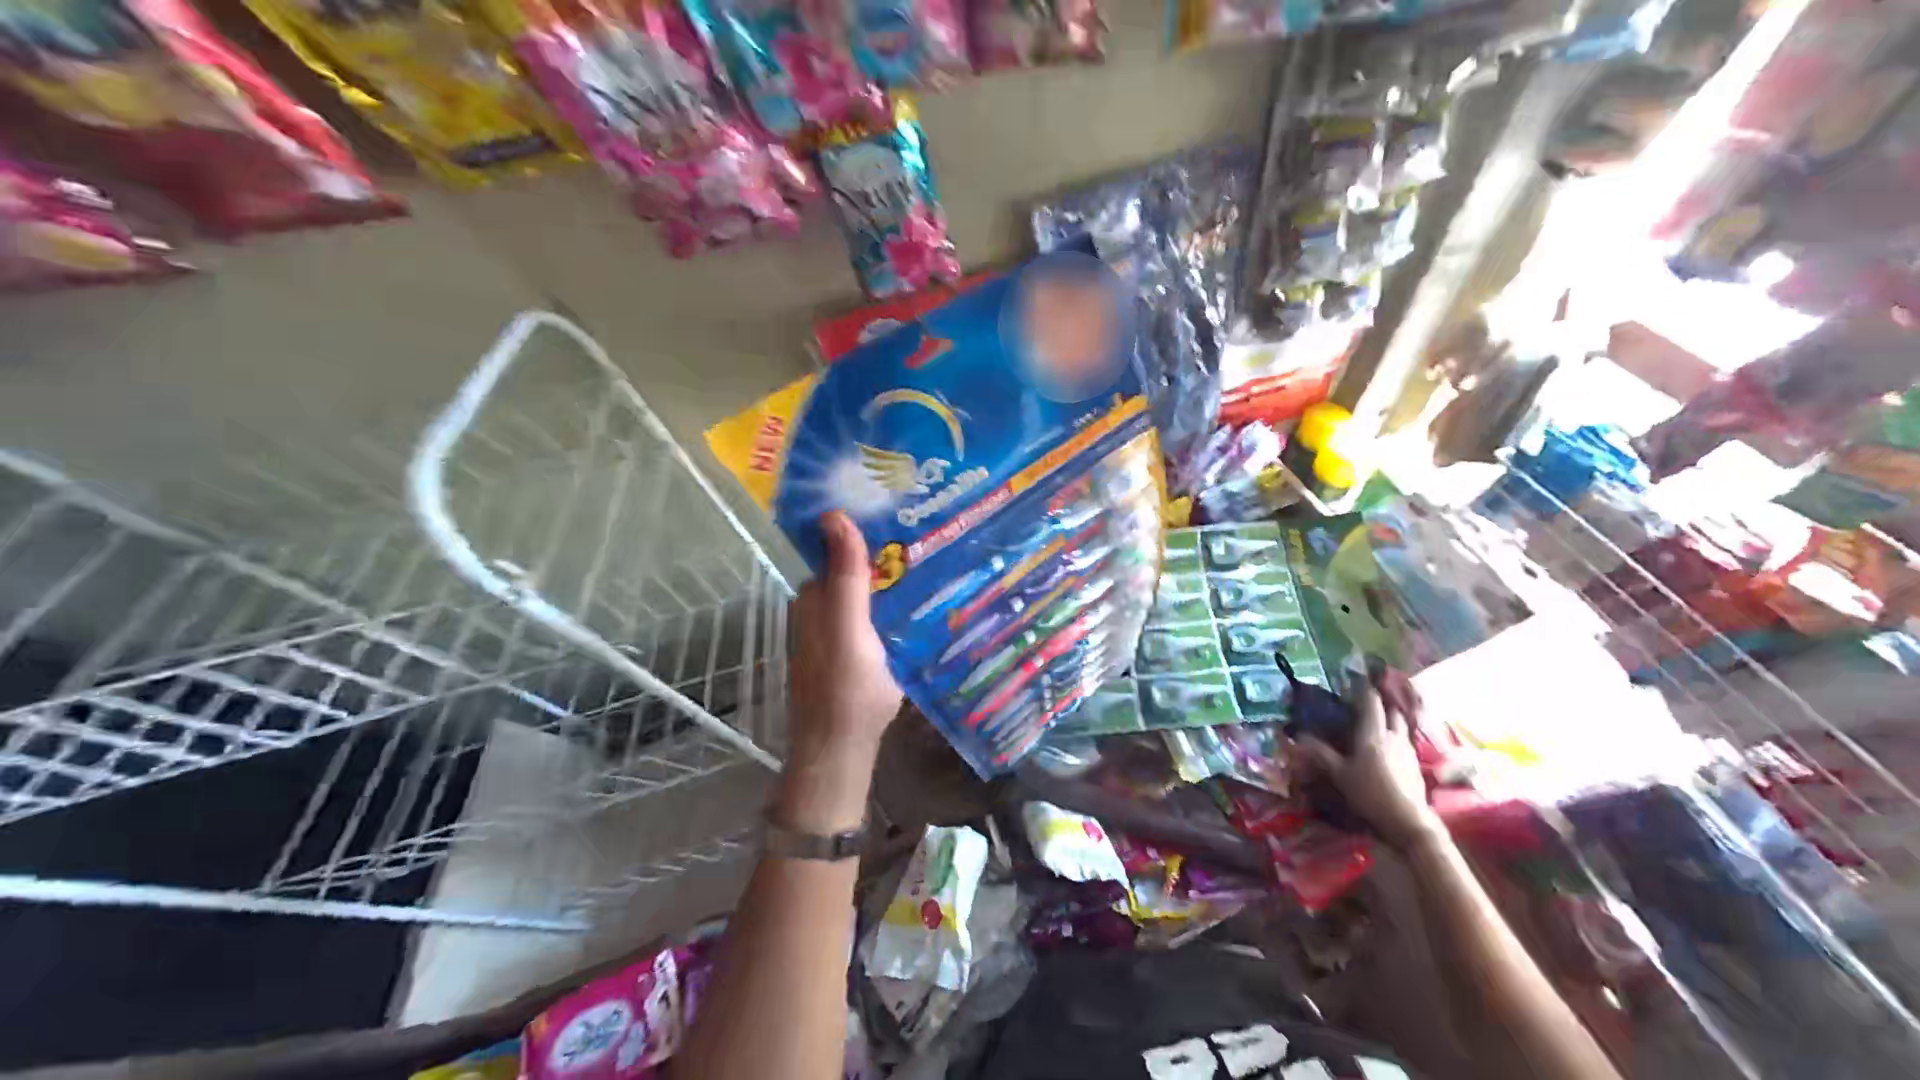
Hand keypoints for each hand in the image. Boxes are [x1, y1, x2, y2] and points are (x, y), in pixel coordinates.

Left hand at [779, 511, 902, 832]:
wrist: (841, 751)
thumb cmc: (847, 689)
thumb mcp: (850, 628)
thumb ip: (846, 576)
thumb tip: (833, 514)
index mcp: (815, 597)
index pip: (840, 546)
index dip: (867, 527)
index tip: (905, 510)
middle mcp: (820, 609)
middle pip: (855, 568)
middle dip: (887, 551)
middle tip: (933, 535)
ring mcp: (837, 631)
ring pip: (868, 592)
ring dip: (894, 578)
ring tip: (936, 562)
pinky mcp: (853, 651)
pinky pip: (874, 614)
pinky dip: (894, 604)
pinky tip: (923, 603)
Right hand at [1300, 672, 1444, 852]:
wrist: (1409, 820)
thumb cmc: (1370, 792)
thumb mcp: (1339, 774)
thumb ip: (1321, 753)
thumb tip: (1299, 736)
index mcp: (1373, 733)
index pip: (1371, 702)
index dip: (1364, 689)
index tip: (1357, 678)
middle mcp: (1393, 736)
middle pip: (1392, 711)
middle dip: (1382, 702)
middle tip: (1369, 700)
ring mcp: (1408, 750)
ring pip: (1401, 726)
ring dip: (1391, 719)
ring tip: (1379, 721)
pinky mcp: (1415, 765)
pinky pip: (1405, 742)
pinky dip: (1396, 737)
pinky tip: (1388, 747)